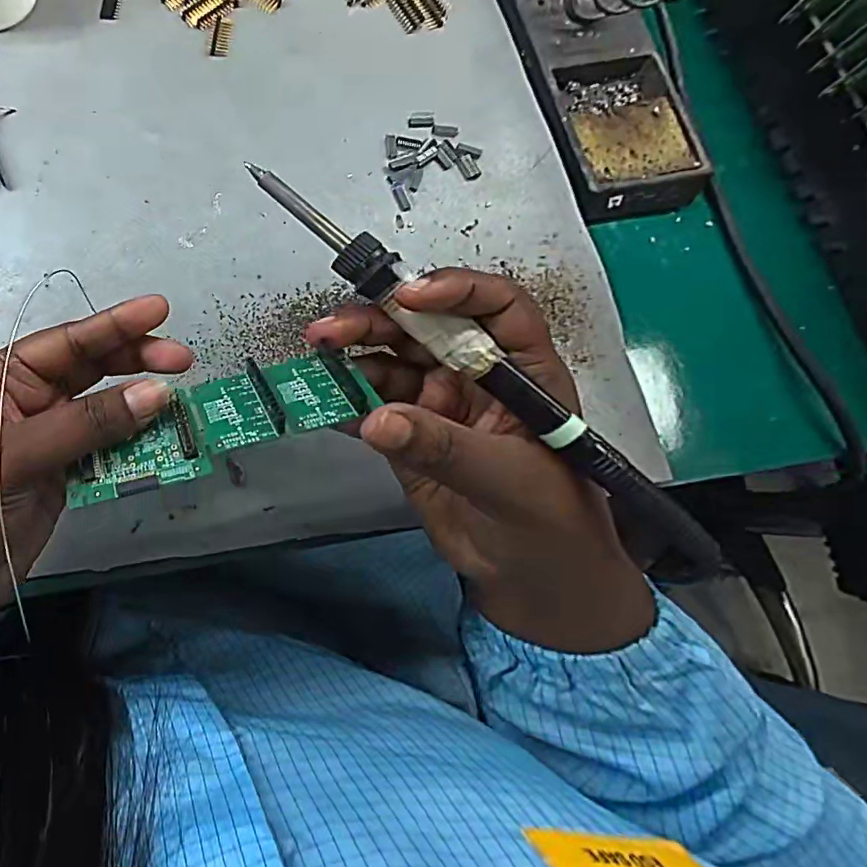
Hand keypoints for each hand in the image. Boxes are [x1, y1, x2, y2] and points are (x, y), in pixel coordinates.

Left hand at [0, 295, 192, 700]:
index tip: (159, 310)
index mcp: (0, 379)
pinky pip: (105, 447)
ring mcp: (46, 438)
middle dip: (134, 360)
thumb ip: (88, 422)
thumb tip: (156, 393)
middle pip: (89, 369)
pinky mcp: (62, 473)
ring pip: (102, 409)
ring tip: (180, 399)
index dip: (114, 325)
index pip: (66, 343)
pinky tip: (160, 438)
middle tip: (183, 360)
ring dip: (139, 404)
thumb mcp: (19, 454)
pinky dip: (133, 443)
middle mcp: (25, 400)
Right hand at [304, 269, 651, 652]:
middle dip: (376, 321)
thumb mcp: (505, 479)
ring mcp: (435, 401)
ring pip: (388, 361)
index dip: (456, 289)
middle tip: (329, 330)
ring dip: (349, 355)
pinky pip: (368, 405)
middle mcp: (475, 373)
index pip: (497, 307)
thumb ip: (442, 446)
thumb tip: (377, 421)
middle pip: (424, 327)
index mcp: (521, 369)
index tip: (408, 297)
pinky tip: (321, 400)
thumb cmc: (550, 522)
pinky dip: (342, 400)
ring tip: (316, 358)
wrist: (530, 576)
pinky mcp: (404, 431)